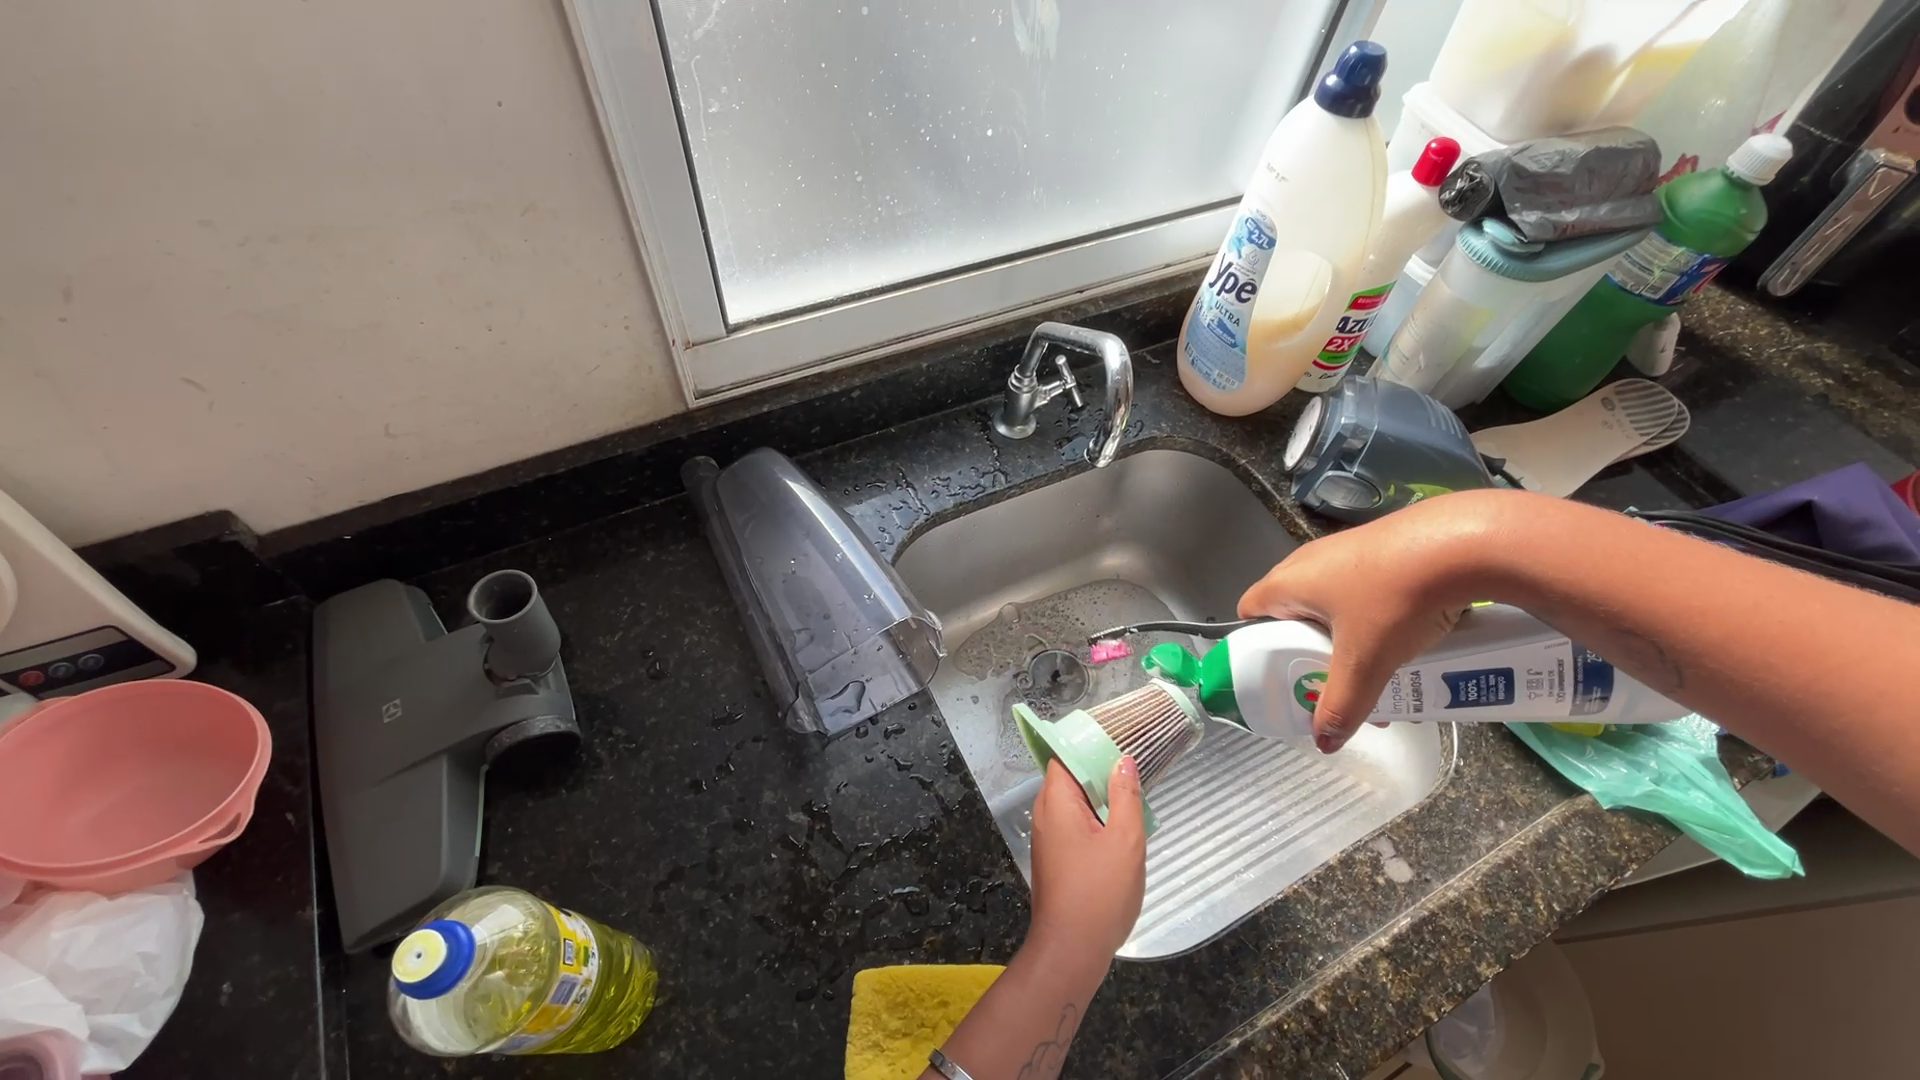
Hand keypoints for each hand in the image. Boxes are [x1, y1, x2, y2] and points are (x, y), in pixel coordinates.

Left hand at [1026, 757, 1145, 967]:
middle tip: (1132, 762)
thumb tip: (1124, 760)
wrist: (1072, 949)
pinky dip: (1094, 817)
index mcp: (1056, 801)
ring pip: (1073, 802)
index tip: (1117, 737)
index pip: (1065, 756)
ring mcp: (1048, 837)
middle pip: (1069, 777)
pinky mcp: (1055, 856)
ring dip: (1099, 795)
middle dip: (1098, 769)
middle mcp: (1045, 814)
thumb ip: (1126, 796)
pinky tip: (1119, 823)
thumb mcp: (1125, 840)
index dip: (1089, 745)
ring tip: (1132, 789)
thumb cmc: (1099, 892)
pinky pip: (1074, 823)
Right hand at [1238, 493, 1507, 752]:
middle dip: (1309, 651)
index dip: (1258, 644)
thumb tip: (1323, 743)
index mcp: (1288, 582)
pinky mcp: (1383, 546)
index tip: (1280, 673)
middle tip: (1332, 680)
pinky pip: (1363, 589)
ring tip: (1377, 667)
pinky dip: (1374, 615)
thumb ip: (1342, 704)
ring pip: (1333, 603)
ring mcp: (1347, 550)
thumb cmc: (1395, 598)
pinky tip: (1408, 635)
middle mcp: (1309, 561)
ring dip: (1345, 637)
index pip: (1249, 611)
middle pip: (1293, 612)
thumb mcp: (1367, 661)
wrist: (1466, 542)